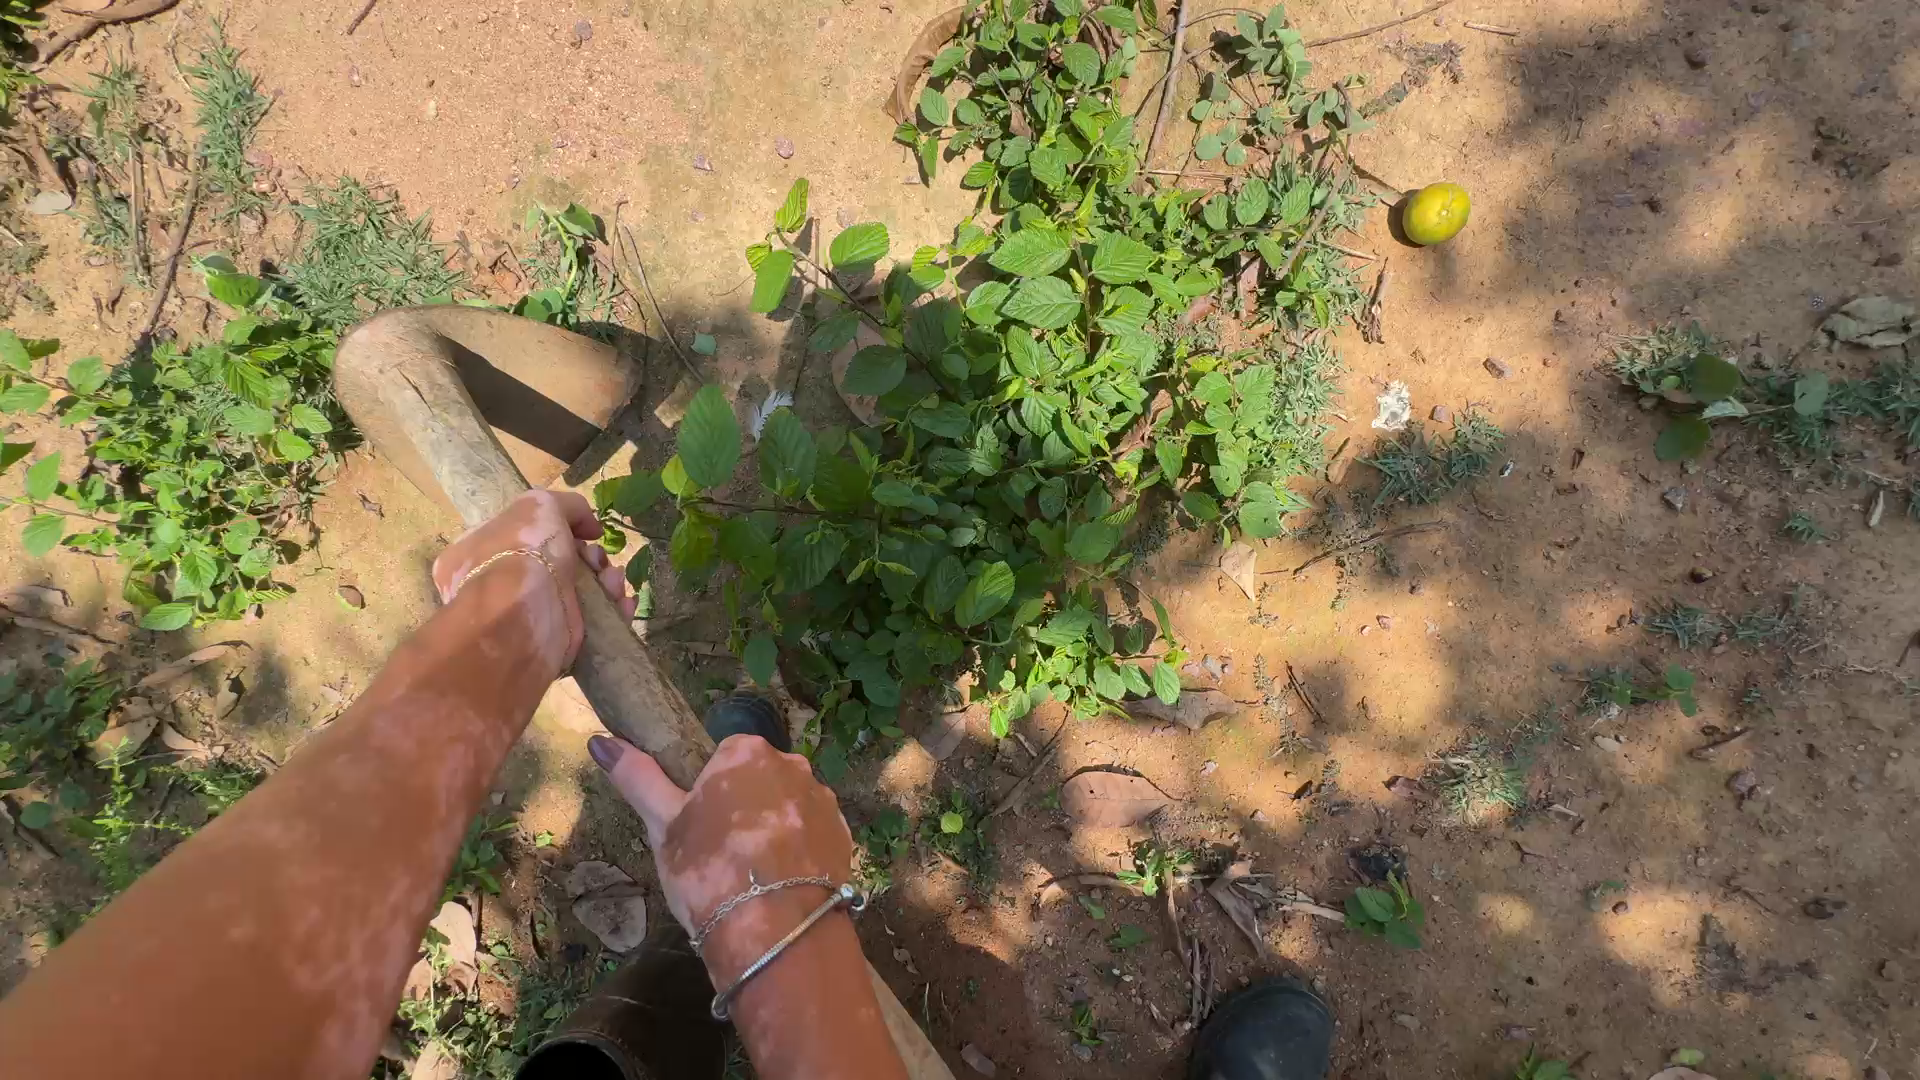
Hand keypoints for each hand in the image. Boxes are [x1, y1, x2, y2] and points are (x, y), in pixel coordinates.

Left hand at [430, 490, 635, 671]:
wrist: (521, 616)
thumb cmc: (523, 553)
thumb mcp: (540, 505)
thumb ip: (567, 505)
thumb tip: (589, 527)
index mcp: (485, 550)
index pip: (529, 534)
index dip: (562, 529)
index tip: (586, 533)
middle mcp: (505, 582)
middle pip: (563, 562)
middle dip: (591, 557)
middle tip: (597, 560)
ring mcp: (533, 612)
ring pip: (583, 590)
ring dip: (608, 581)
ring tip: (613, 582)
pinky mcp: (559, 637)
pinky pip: (594, 618)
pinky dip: (614, 608)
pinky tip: (622, 602)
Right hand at [589, 734, 852, 978]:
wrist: (775, 930)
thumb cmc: (708, 871)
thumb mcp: (663, 826)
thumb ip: (638, 778)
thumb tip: (600, 740)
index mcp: (747, 751)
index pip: (725, 757)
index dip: (710, 792)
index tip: (701, 827)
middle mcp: (793, 762)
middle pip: (760, 778)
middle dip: (744, 806)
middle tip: (723, 855)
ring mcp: (823, 796)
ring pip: (787, 805)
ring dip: (773, 828)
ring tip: (753, 875)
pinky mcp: (843, 830)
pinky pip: (812, 831)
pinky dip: (799, 850)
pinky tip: (782, 882)